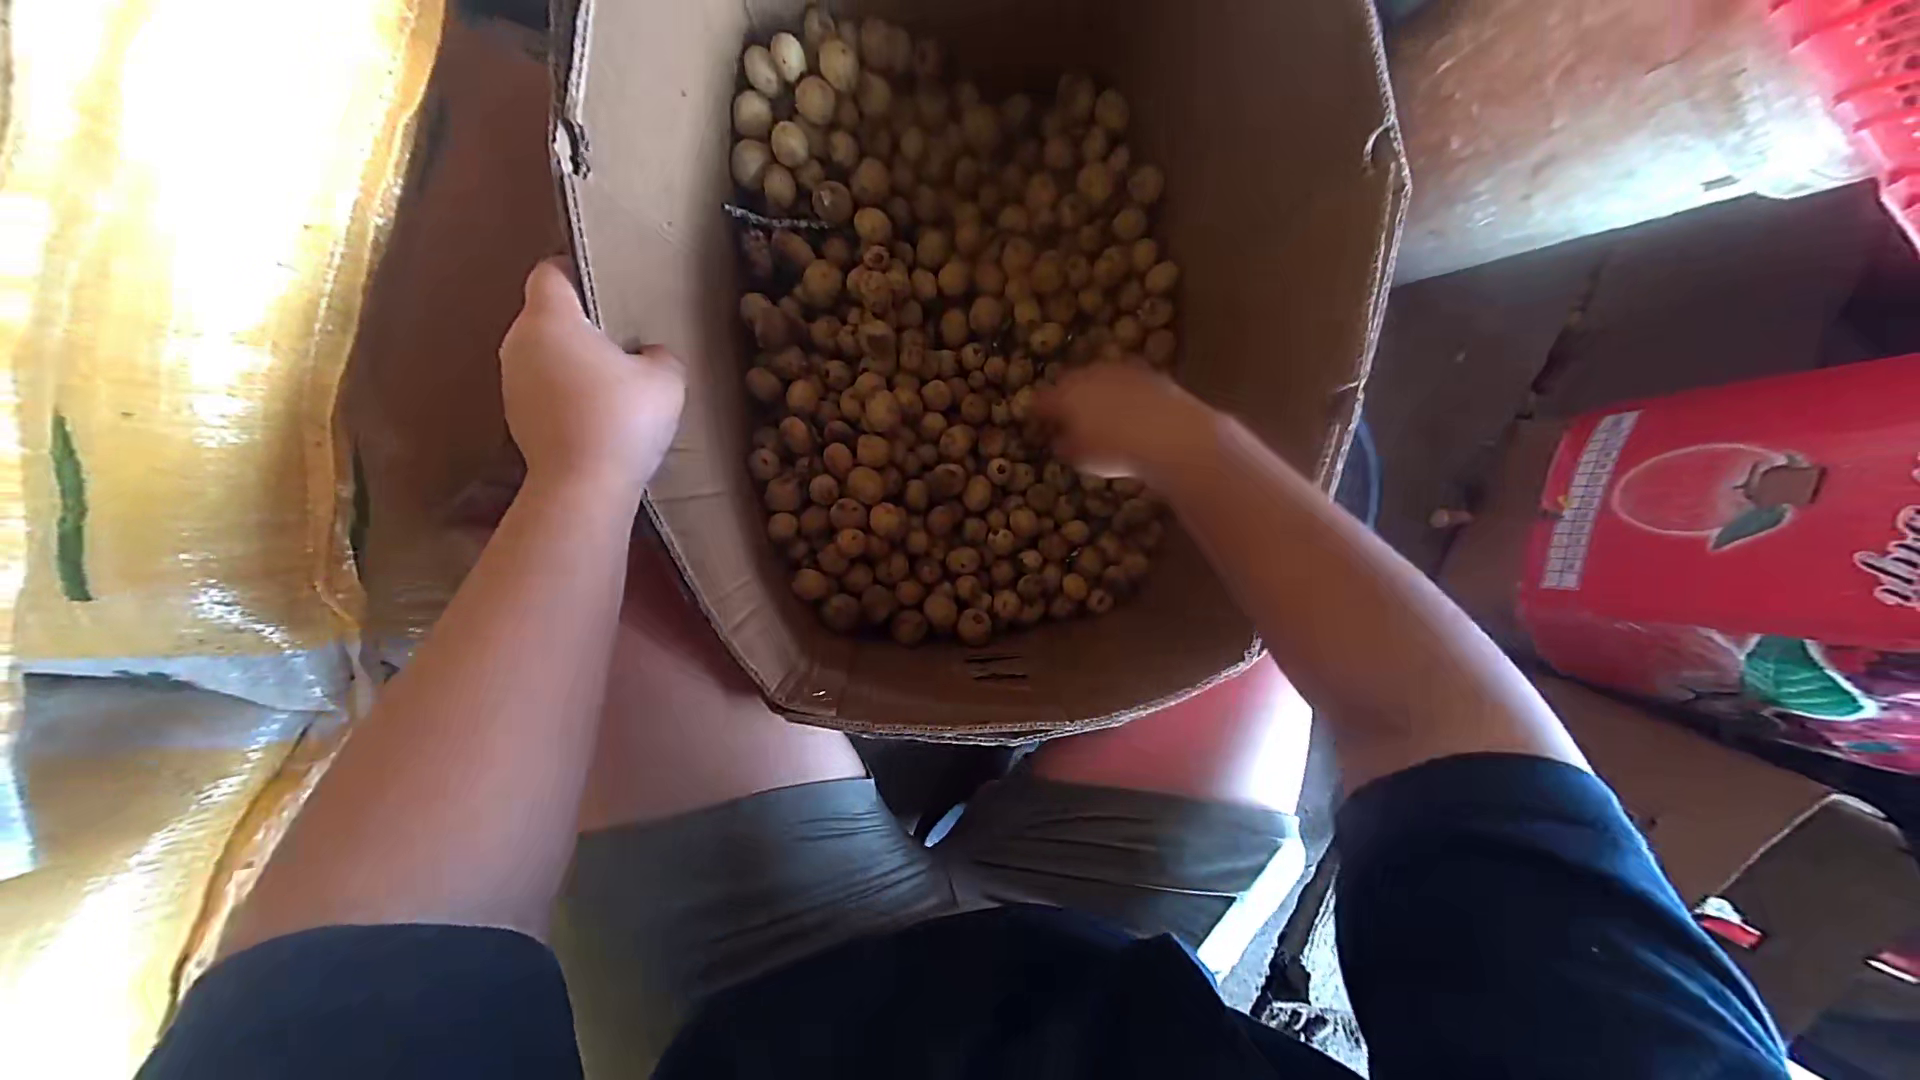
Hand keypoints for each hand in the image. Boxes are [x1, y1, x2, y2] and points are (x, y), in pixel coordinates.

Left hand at [499, 258, 686, 496]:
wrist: (584, 484)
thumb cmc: (624, 419)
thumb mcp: (667, 380)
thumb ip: (660, 355)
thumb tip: (648, 354)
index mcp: (551, 320)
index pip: (550, 273)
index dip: (575, 270)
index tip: (603, 282)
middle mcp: (519, 342)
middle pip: (546, 315)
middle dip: (580, 322)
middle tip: (622, 338)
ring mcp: (511, 381)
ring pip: (543, 353)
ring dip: (572, 360)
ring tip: (613, 381)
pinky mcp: (516, 416)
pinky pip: (543, 388)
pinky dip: (565, 392)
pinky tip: (597, 414)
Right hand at [1035, 362, 1218, 483]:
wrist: (1169, 433)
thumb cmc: (1115, 451)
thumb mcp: (1081, 458)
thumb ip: (1065, 446)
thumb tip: (1060, 441)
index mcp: (1064, 396)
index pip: (1041, 400)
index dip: (1037, 412)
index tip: (1037, 422)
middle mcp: (1087, 376)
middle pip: (1068, 383)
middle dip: (1066, 397)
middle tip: (1068, 415)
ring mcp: (1118, 369)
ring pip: (1097, 377)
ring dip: (1095, 391)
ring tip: (1100, 411)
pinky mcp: (1146, 371)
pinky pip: (1125, 380)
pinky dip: (1122, 392)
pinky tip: (1129, 408)